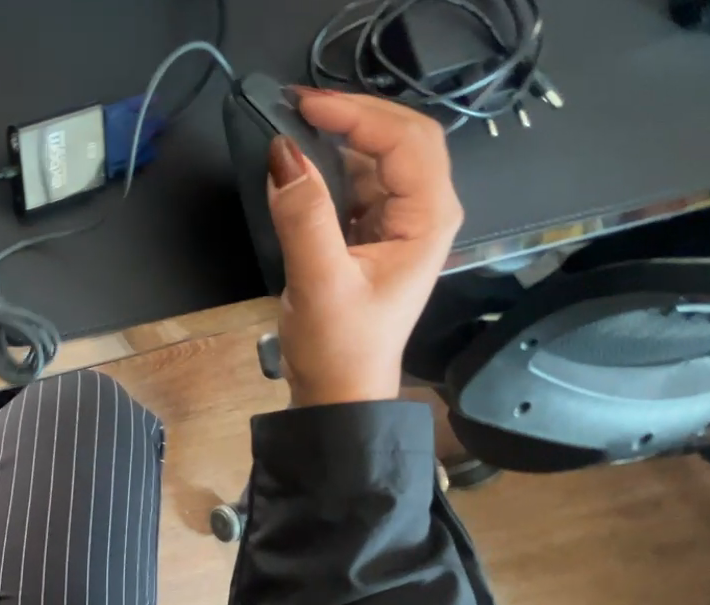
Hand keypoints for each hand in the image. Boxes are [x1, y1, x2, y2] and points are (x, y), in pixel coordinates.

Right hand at [266, 91, 463, 406]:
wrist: (337, 392)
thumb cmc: (338, 345)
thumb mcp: (318, 282)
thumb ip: (303, 219)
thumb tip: (283, 160)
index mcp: (426, 217)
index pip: (404, 141)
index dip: (358, 115)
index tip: (303, 107)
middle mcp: (420, 212)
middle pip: (398, 141)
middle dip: (352, 117)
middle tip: (296, 106)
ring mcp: (395, 225)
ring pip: (375, 163)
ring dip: (339, 141)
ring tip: (295, 129)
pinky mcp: (368, 239)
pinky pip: (355, 189)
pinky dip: (329, 171)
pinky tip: (302, 169)